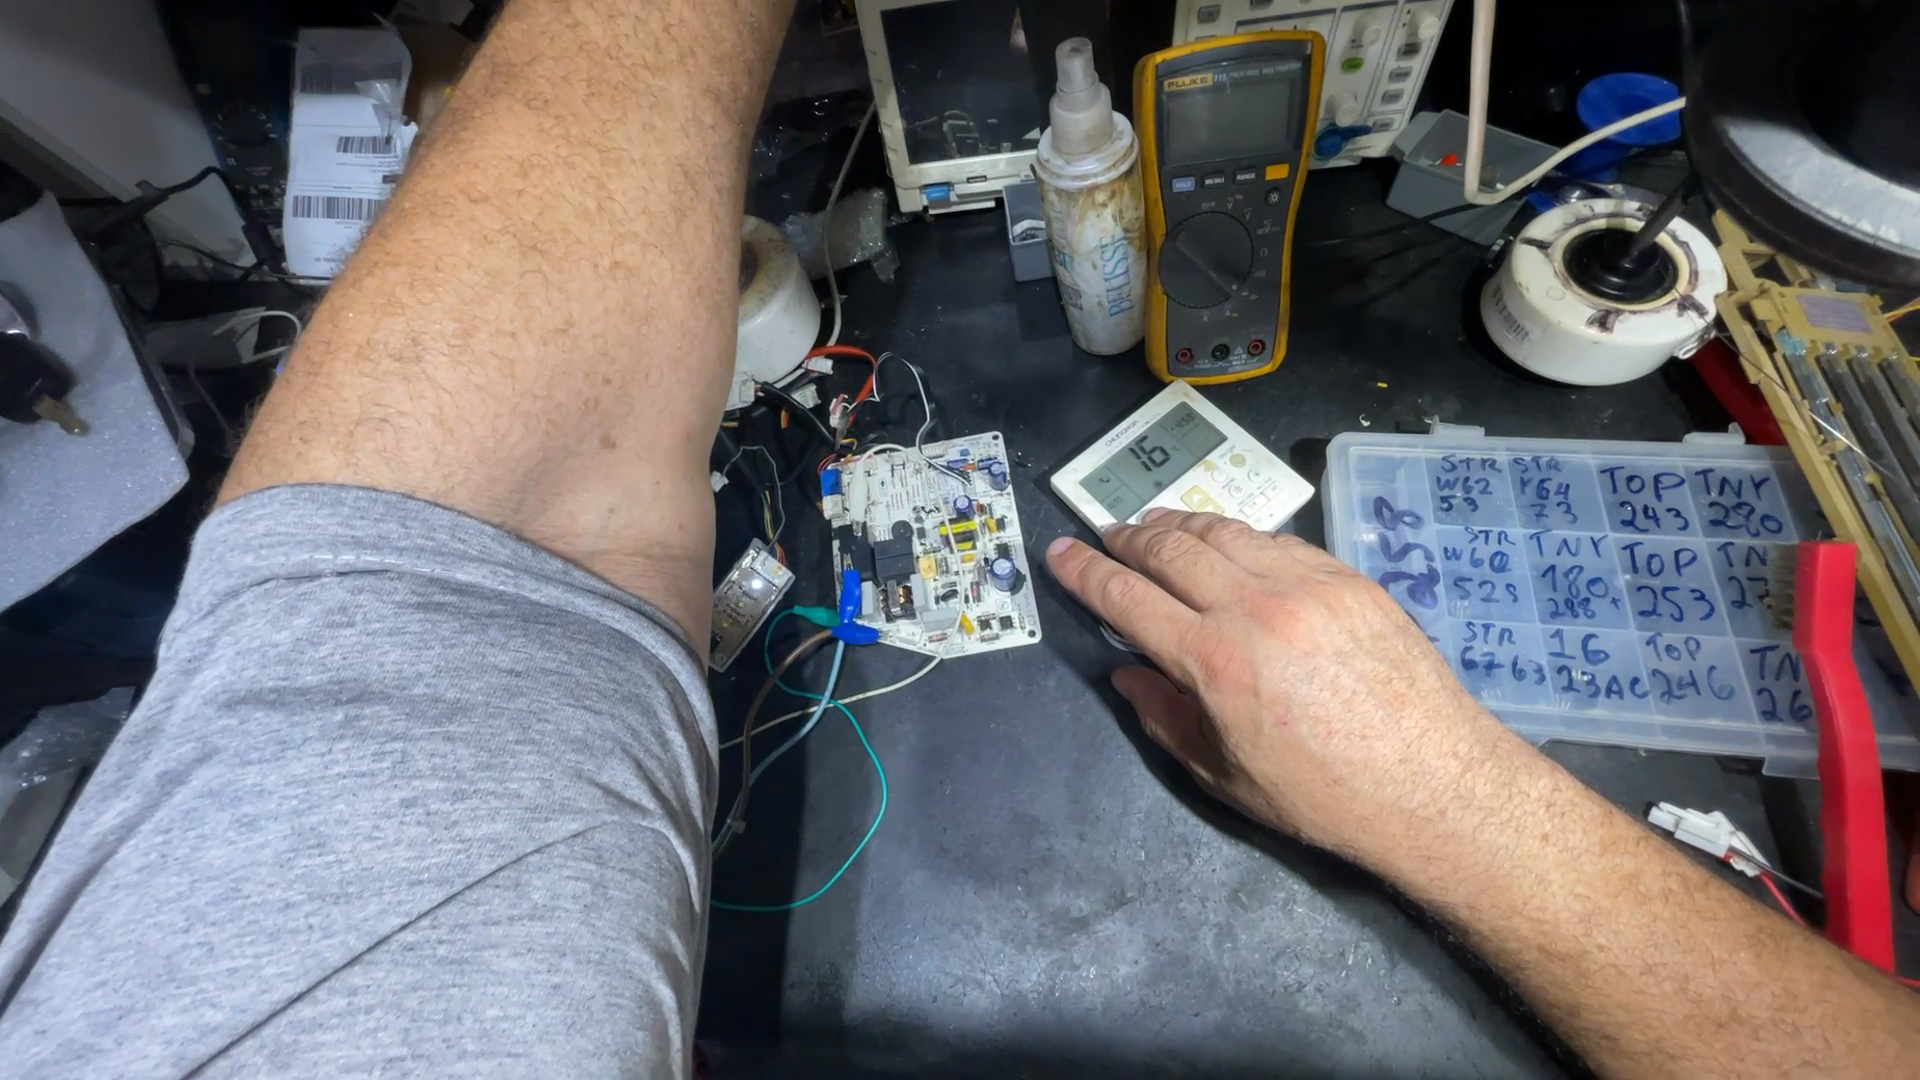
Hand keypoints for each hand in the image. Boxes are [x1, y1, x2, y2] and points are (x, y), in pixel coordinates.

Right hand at [1045, 509, 1526, 869]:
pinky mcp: (1346, 578)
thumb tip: (1125, 671)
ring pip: (1220, 532)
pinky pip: (1274, 539)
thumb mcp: (1221, 775)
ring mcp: (1304, 585)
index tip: (1059, 551)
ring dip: (1175, 524)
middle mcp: (1252, 607)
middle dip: (1125, 538)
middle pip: (1167, 549)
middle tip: (1107, 536)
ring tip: (1154, 526)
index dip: (1083, 570)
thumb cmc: (1320, 795)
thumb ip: (1162, 716)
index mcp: (1211, 661)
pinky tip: (1225, 543)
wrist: (1438, 788)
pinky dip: (1234, 535)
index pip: (1125, 597)